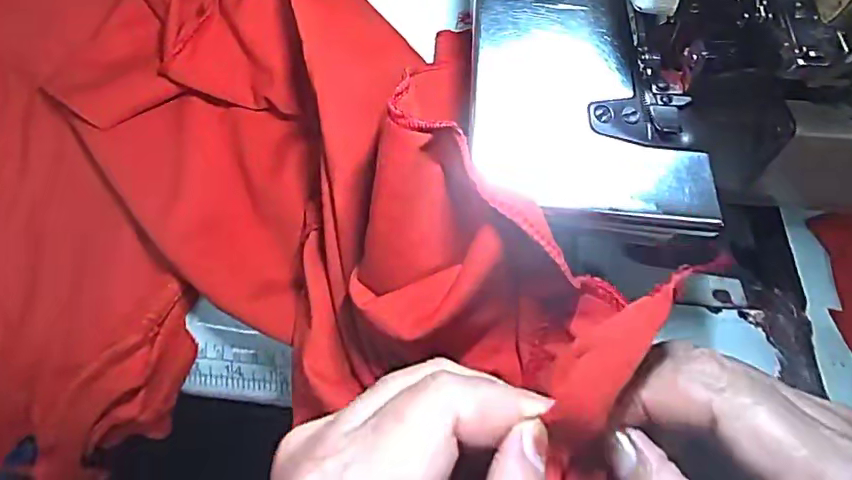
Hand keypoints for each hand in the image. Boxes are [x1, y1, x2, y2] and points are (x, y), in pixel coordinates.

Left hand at [272, 358, 553, 479]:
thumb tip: (530, 438)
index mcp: (356, 475)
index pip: (444, 394)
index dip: (505, 402)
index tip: (546, 422)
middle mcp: (322, 446)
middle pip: (424, 381)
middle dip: (484, 400)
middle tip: (532, 431)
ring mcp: (308, 447)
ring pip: (402, 389)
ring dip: (455, 410)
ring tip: (498, 441)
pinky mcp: (305, 455)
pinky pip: (376, 412)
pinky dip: (421, 424)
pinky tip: (451, 454)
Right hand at [609, 343, 851, 479]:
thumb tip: (615, 439)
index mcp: (836, 461)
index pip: (709, 379)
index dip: (634, 385)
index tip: (584, 415)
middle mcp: (840, 423)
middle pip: (709, 365)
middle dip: (638, 382)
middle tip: (590, 420)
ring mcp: (844, 424)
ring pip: (722, 373)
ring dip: (662, 393)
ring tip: (621, 427)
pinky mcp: (841, 435)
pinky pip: (748, 398)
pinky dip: (697, 411)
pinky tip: (674, 438)